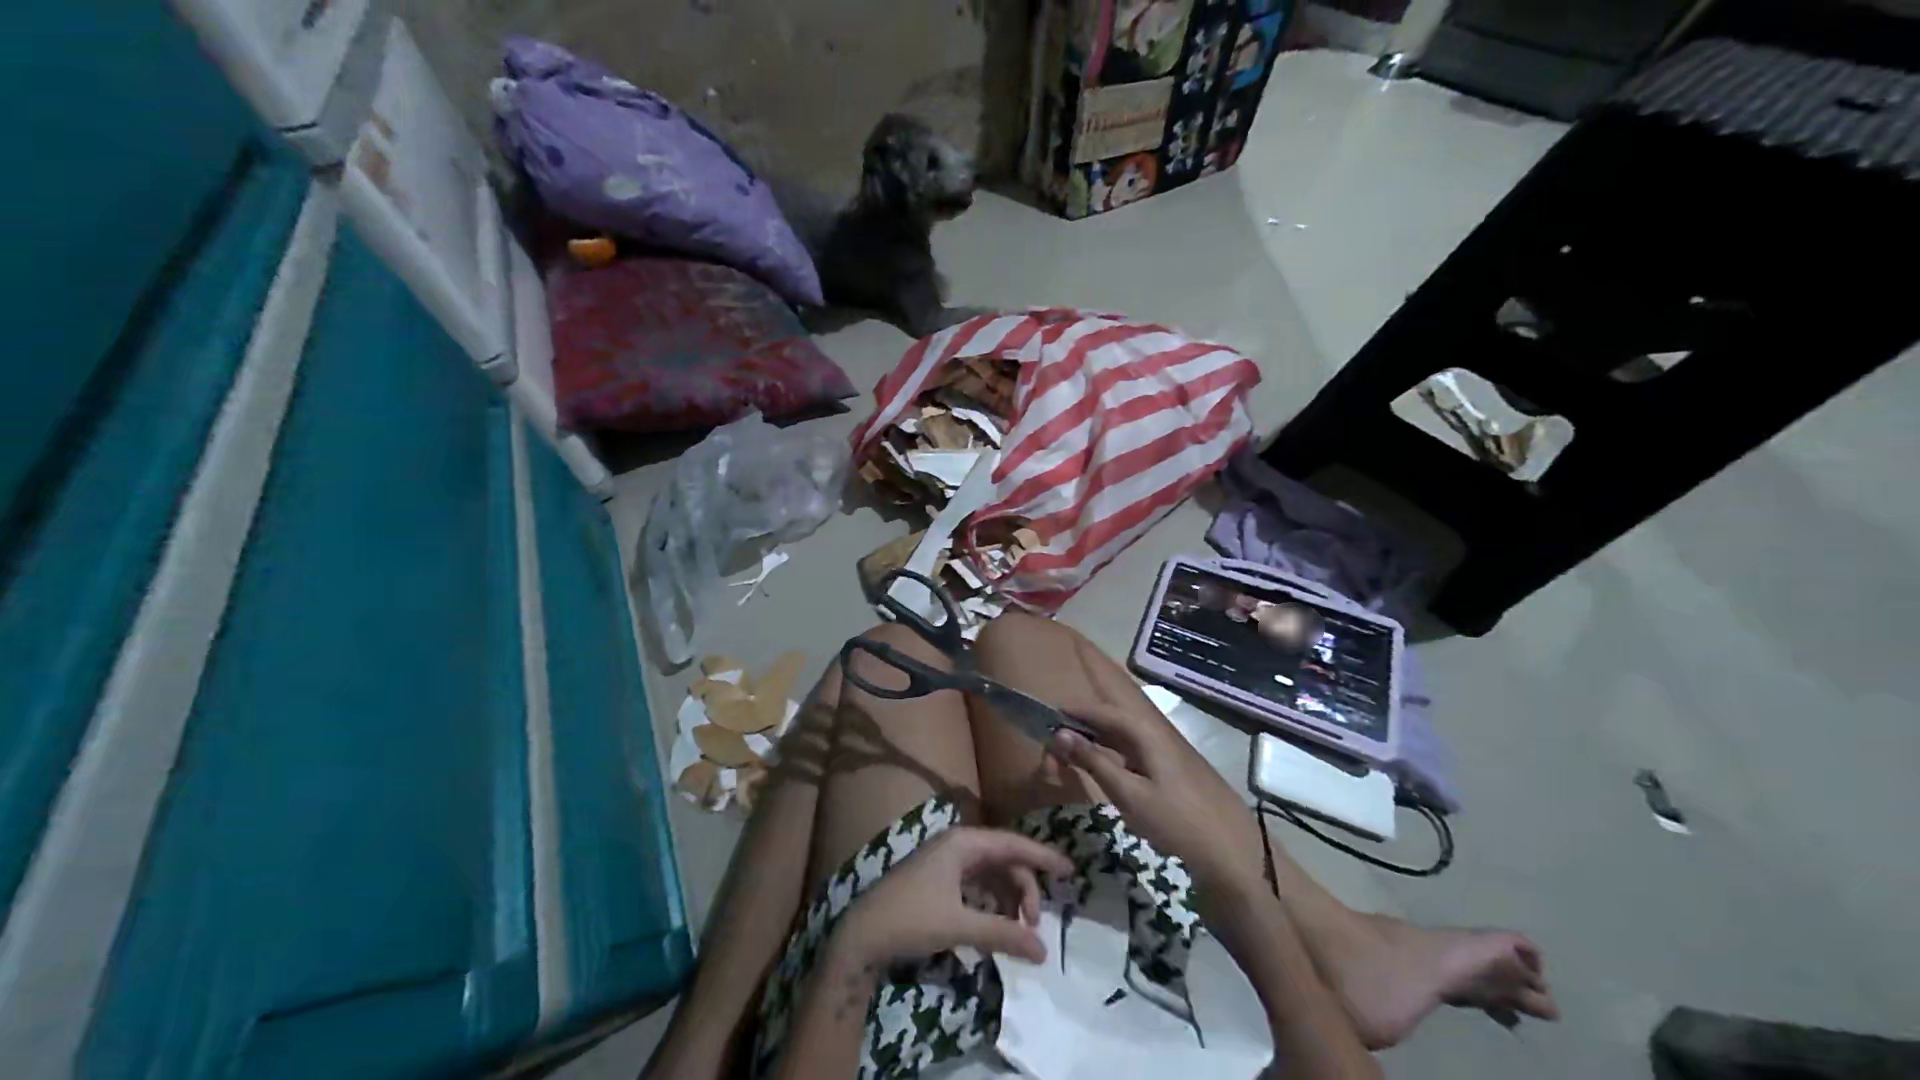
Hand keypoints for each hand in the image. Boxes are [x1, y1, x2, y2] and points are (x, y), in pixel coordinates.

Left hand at [832, 827, 1072, 967]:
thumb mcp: (960, 925)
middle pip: (1004, 860)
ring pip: (990, 874)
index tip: (1070, 871)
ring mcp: (945, 862)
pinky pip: (976, 885)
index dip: (1043, 857)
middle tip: (1035, 925)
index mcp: (962, 843)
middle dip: (1024, 889)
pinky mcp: (938, 881)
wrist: (861, 936)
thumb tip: (1043, 951)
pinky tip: (997, 925)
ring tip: (1018, 930)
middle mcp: (956, 845)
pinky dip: (992, 903)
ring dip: (1009, 898)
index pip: (1013, 844)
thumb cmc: (911, 919)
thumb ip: (1004, 934)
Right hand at [1049, 700, 1263, 895]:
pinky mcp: (1174, 773)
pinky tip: (1104, 773)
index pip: (1103, 711)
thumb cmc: (1177, 821)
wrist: (1233, 854)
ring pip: (1124, 739)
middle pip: (1113, 722)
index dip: (1074, 712)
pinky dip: (1112, 758)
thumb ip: (1094, 762)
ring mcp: (1168, 755)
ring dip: (1096, 744)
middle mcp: (1157, 736)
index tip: (1046, 718)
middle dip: (1082, 729)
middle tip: (1054, 746)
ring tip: (1070, 758)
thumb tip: (1060, 733)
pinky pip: (1135, 755)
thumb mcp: (1129, 794)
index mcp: (1147, 734)